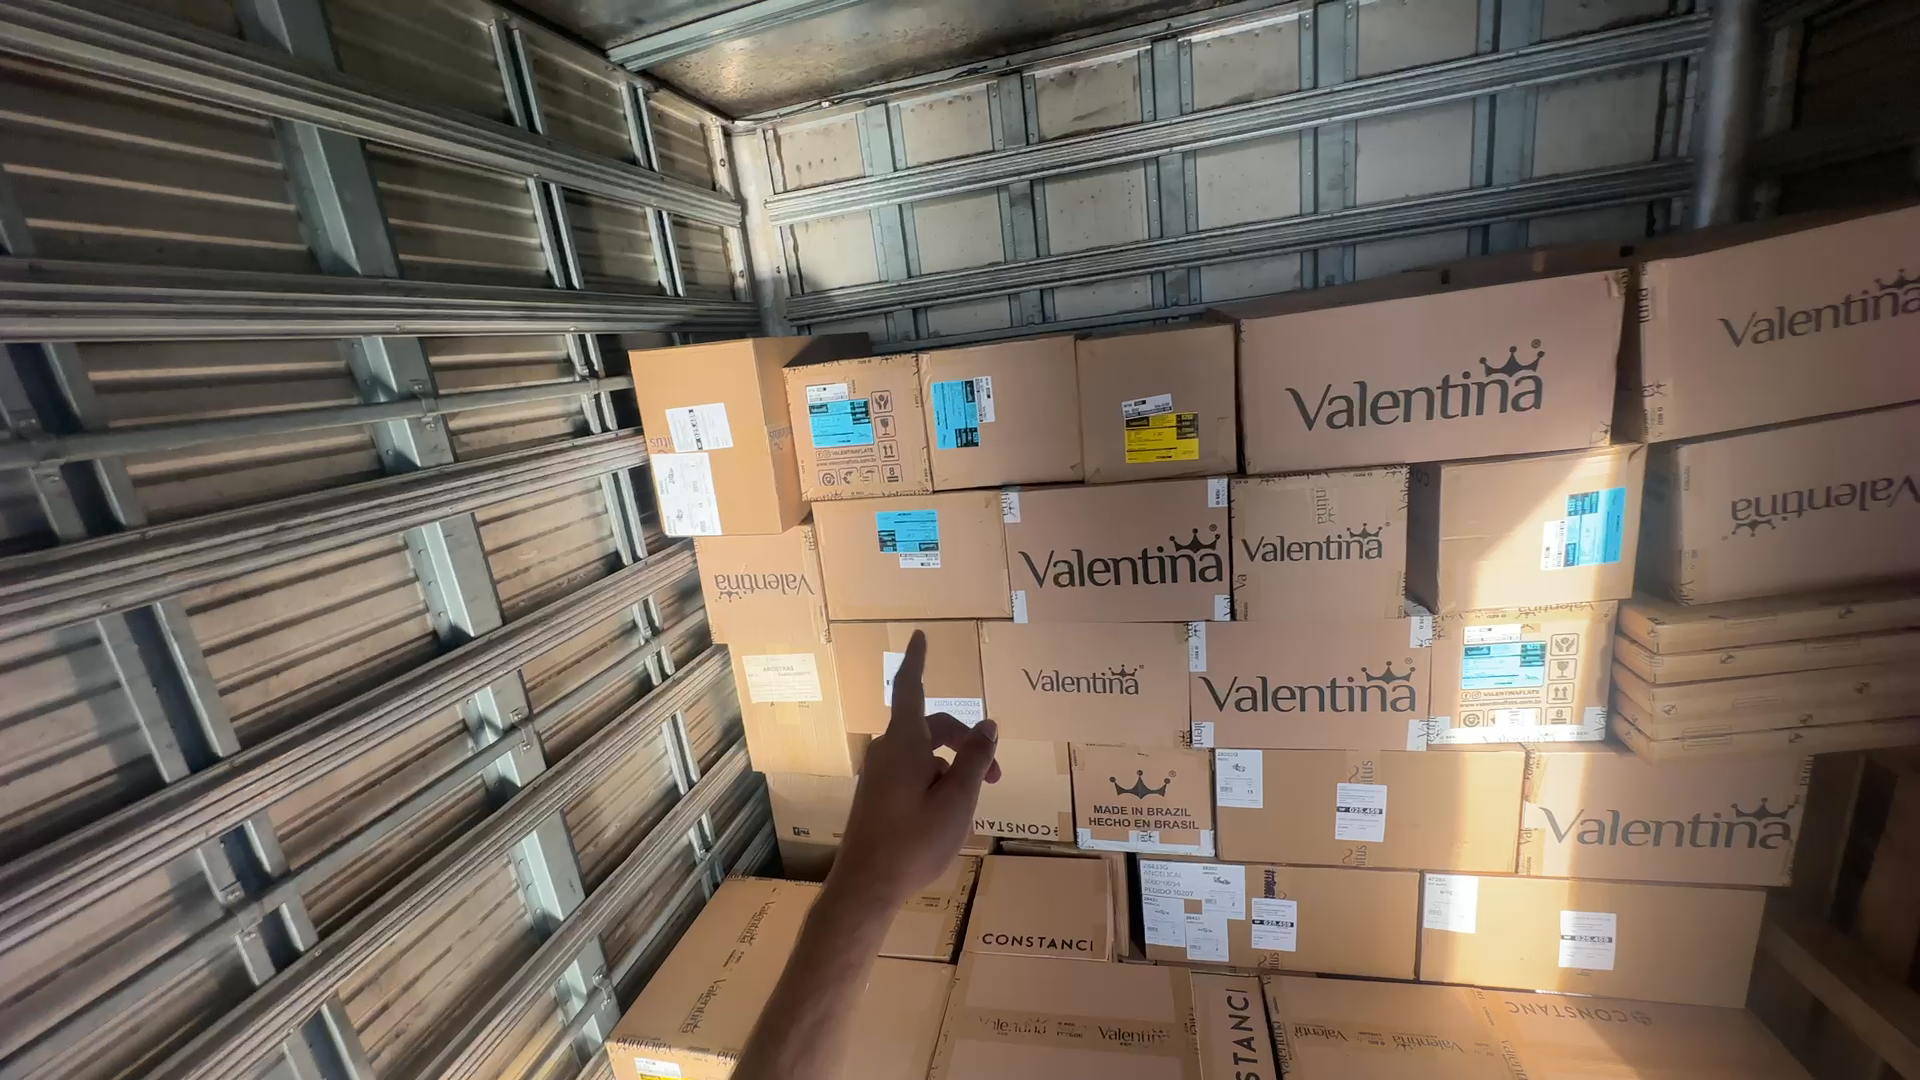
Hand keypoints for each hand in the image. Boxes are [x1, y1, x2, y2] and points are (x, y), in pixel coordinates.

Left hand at [827, 630, 999, 909]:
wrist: (865, 887)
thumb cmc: (914, 842)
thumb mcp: (957, 800)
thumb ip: (975, 759)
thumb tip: (988, 724)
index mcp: (904, 743)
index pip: (911, 688)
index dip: (918, 659)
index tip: (920, 635)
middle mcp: (887, 750)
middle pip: (931, 726)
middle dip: (966, 741)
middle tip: (997, 774)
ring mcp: (879, 773)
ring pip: (924, 753)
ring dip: (953, 766)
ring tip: (974, 803)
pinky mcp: (876, 795)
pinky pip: (912, 772)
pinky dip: (936, 780)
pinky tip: (948, 815)